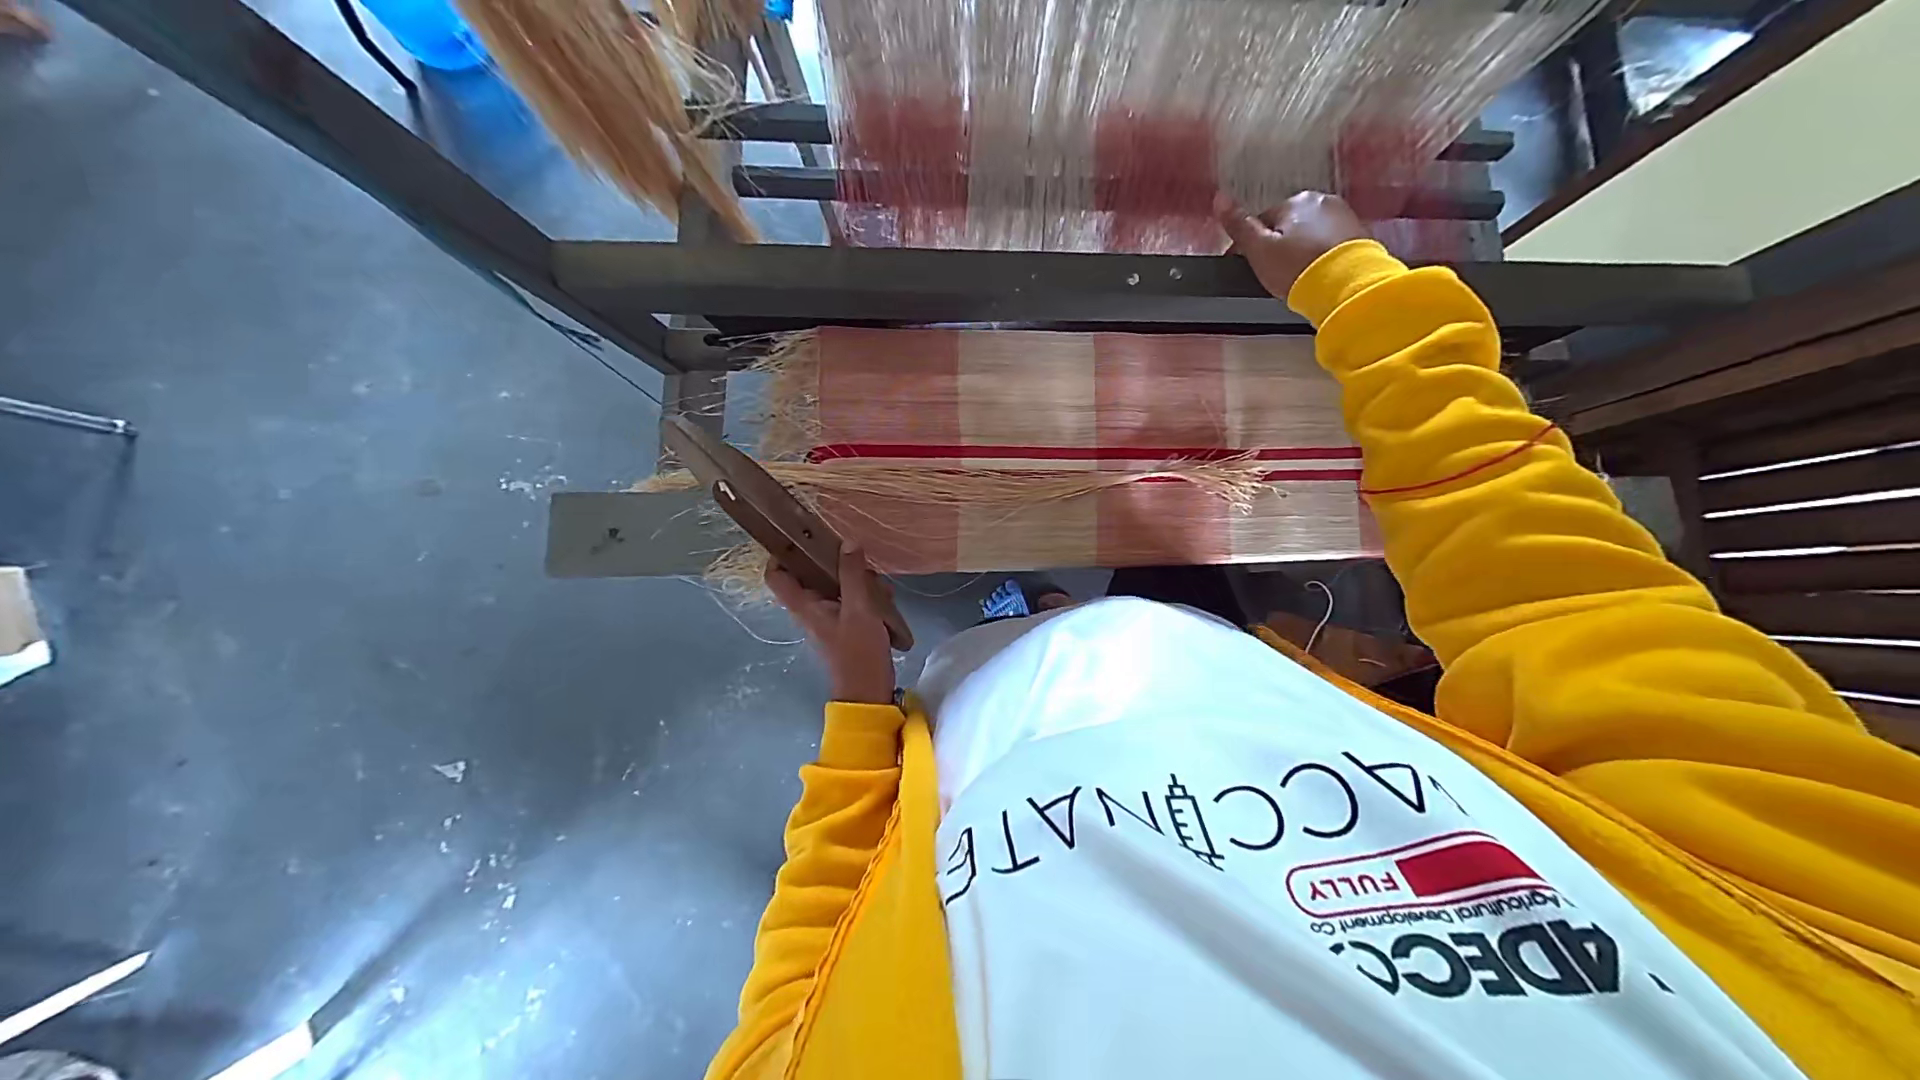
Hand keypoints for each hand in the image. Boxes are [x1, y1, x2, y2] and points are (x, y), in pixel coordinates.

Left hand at [765, 546, 898, 705]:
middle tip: (858, 561)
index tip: (803, 535)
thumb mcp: (859, 609)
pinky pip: (851, 598)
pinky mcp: (845, 623)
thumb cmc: (858, 652)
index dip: (782, 553)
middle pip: (812, 573)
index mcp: (804, 605)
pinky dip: (866, 595)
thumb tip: (848, 542)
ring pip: (836, 584)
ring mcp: (828, 616)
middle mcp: (811, 608)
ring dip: (858, 581)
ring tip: (880, 587)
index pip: (776, 575)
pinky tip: (885, 599)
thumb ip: (853, 575)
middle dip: (837, 563)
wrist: (869, 691)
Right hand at [1215, 191, 1369, 299]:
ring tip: (1295, 276)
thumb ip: (1238, 224)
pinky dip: (1319, 255)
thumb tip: (1219, 198)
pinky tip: (1315, 272)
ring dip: (1300, 250)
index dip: (1250, 245)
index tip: (1246, 266)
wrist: (1345, 284)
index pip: (1262, 221)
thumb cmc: (1296, 267)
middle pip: (1288, 225)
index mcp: (1295, 202)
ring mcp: (1344, 217)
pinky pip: (1329, 243)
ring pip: (1310, 233)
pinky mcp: (1359, 235)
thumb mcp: (1258, 249)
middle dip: (1278, 246)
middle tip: (1272, 274)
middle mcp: (1322, 201)